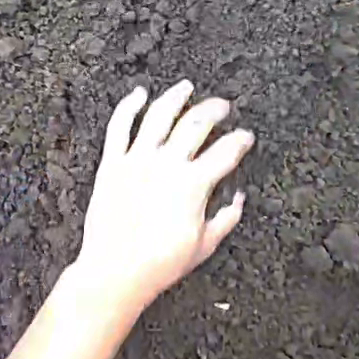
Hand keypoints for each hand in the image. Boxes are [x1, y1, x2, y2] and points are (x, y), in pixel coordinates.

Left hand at [74, 80, 255, 311]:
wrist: (114, 271)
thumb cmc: (160, 264)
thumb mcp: (204, 245)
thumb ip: (227, 218)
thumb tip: (239, 197)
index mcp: (193, 184)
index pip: (226, 151)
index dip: (241, 141)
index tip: (246, 137)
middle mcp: (166, 164)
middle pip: (196, 123)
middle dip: (215, 109)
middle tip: (223, 106)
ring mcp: (137, 160)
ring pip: (159, 114)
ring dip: (176, 96)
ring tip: (186, 87)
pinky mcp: (112, 163)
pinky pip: (119, 126)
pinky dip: (128, 105)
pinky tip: (139, 94)